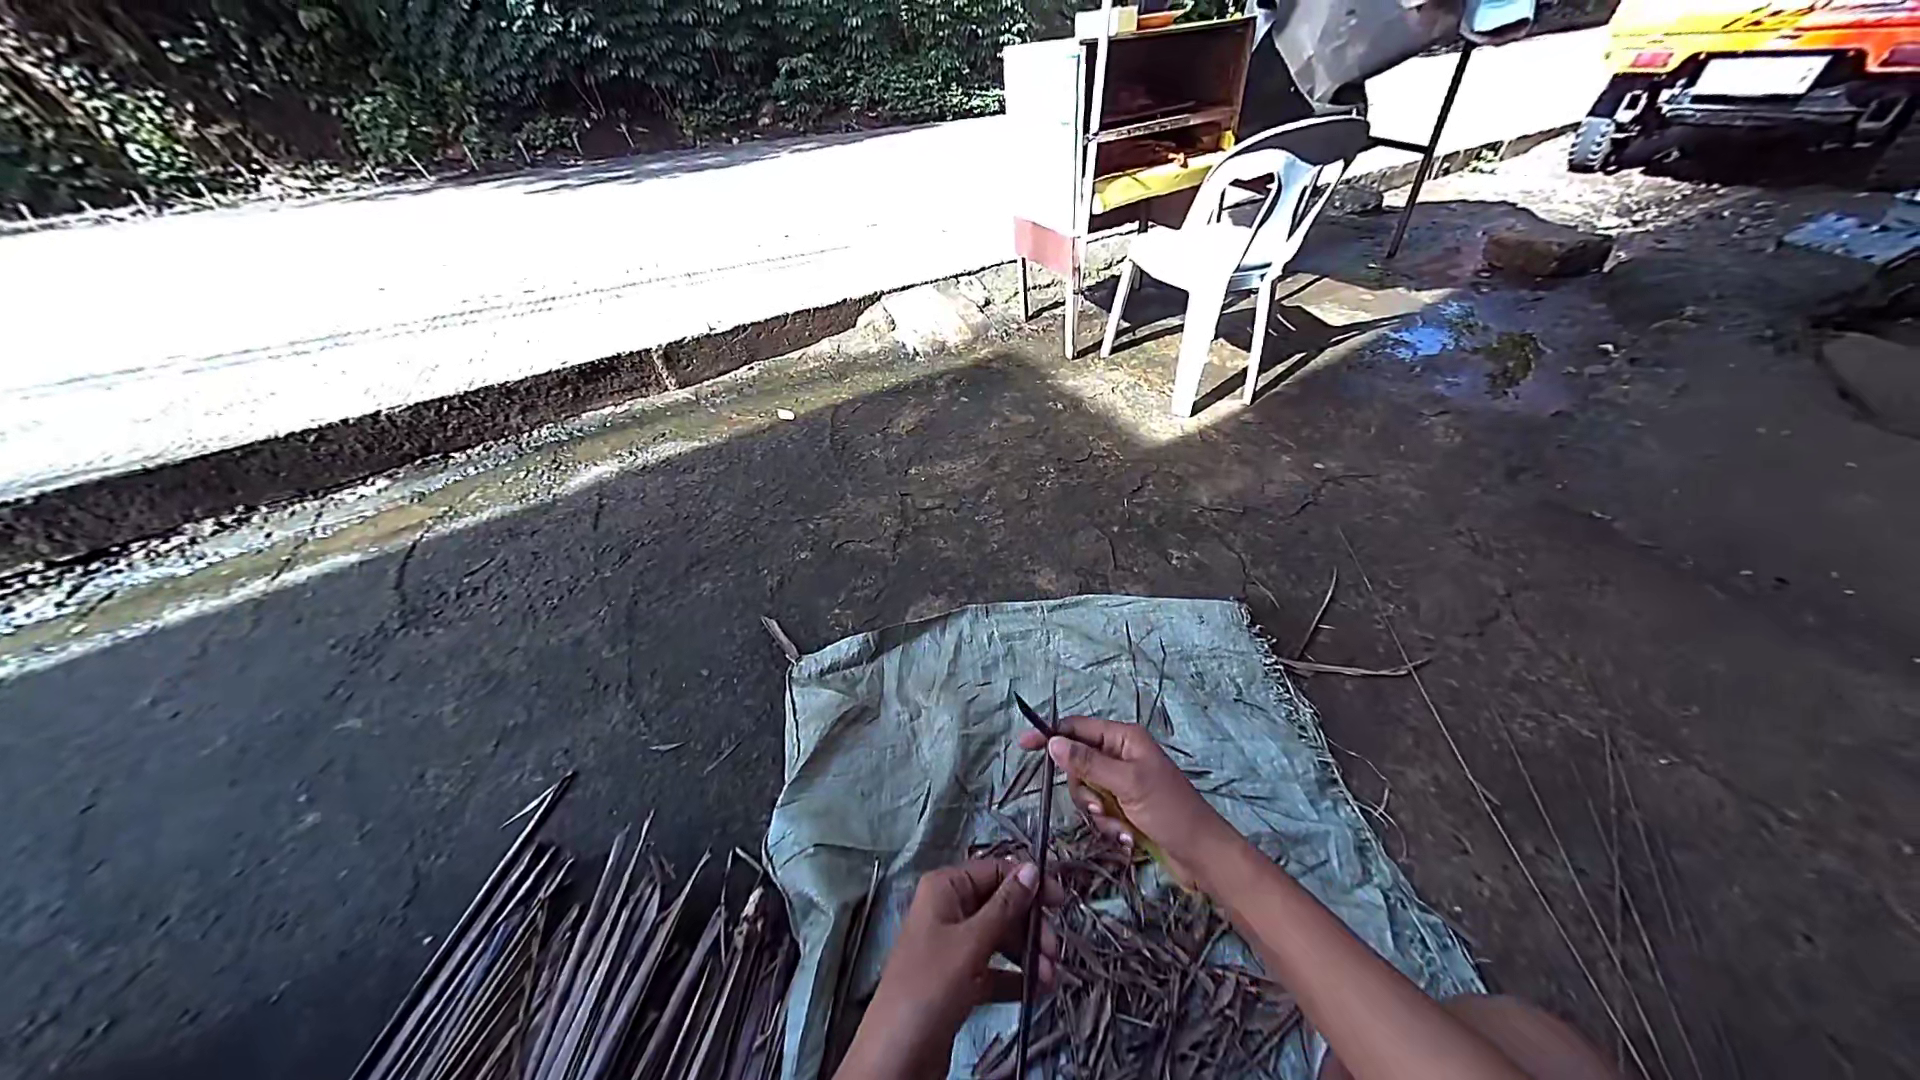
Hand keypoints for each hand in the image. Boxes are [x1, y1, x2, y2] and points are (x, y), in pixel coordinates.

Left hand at [836, 859, 1063, 1079]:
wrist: (896, 1058)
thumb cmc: (929, 987)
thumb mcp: (971, 943)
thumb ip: (1005, 906)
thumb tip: (1032, 869)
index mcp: (945, 888)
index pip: (994, 871)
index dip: (1028, 882)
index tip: (1060, 901)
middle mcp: (950, 909)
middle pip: (1002, 905)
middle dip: (1031, 925)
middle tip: (1055, 950)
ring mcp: (954, 946)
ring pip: (1002, 937)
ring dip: (1029, 953)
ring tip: (1051, 976)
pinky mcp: (960, 980)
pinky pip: (995, 968)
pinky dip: (1017, 976)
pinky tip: (1038, 989)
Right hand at [1017, 716, 1240, 887]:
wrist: (1201, 854)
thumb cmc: (1170, 811)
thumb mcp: (1127, 783)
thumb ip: (1087, 762)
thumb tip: (1053, 742)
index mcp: (1124, 738)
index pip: (1077, 729)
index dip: (1051, 735)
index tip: (1024, 745)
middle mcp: (1120, 755)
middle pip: (1077, 763)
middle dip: (1083, 789)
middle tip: (1098, 805)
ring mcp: (1121, 782)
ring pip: (1084, 790)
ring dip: (1097, 812)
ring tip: (1120, 825)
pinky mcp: (1123, 806)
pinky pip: (1098, 810)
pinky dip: (1107, 824)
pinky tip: (1127, 835)